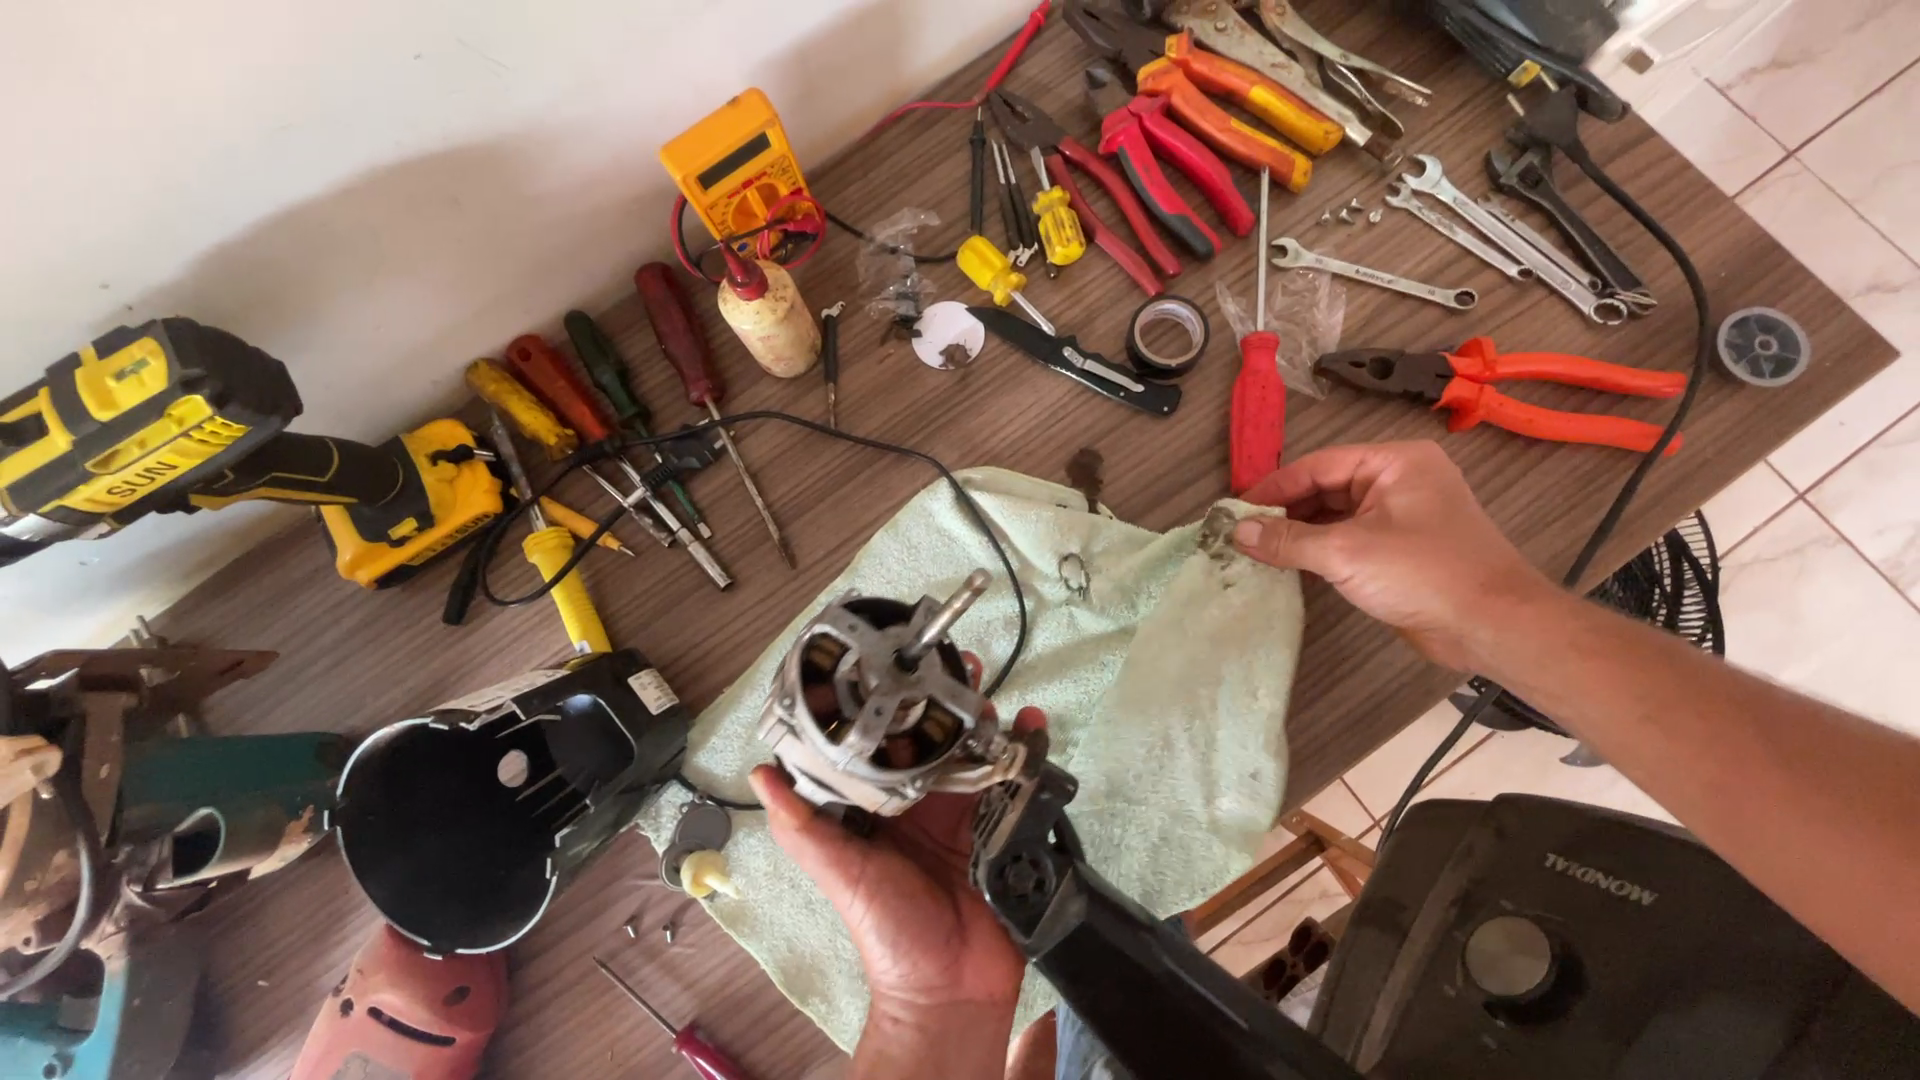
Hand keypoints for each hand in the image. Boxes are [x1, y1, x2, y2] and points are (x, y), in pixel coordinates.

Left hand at [749, 655, 1043, 1075]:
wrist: (950, 987)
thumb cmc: (887, 929)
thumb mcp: (839, 873)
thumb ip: (803, 827)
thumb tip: (760, 772)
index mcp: (876, 808)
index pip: (880, 745)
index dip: (889, 706)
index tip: (897, 668)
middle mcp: (918, 803)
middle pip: (932, 740)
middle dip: (944, 702)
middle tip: (955, 665)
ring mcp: (961, 813)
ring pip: (973, 753)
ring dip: (985, 720)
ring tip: (991, 694)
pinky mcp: (997, 827)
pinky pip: (1011, 782)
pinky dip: (1025, 753)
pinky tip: (1033, 729)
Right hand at [1231, 441, 1554, 669]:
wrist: (1492, 626)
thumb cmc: (1423, 573)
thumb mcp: (1346, 552)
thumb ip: (1287, 540)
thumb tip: (1237, 532)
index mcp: (1394, 462)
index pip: (1317, 465)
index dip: (1273, 487)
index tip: (1233, 510)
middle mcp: (1398, 480)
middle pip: (1324, 488)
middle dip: (1283, 511)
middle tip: (1239, 532)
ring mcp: (1400, 515)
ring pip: (1333, 515)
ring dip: (1297, 532)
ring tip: (1254, 548)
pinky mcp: (1399, 548)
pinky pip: (1347, 539)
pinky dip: (1317, 549)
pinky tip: (1286, 563)